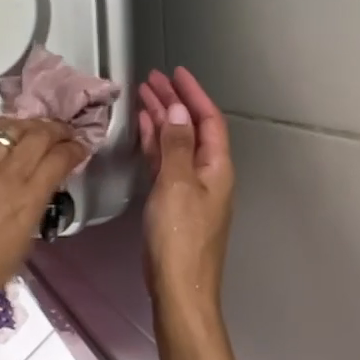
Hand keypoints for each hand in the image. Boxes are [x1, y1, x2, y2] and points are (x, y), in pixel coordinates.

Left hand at [0, 118, 88, 330]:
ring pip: (9, 128)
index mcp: (28, 198)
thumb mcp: (24, 243)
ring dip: (28, 124)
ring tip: (37, 127)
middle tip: (65, 133)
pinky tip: (3, 131)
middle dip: (57, 129)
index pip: (58, 158)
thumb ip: (35, 209)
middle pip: (37, 135)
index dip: (74, 149)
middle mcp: (6, 173)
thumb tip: (40, 191)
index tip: (81, 148)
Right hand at [137, 68, 234, 313]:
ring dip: (162, 118)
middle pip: (192, 129)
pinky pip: (165, 160)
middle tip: (151, 79)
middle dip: (174, 102)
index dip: (193, 94)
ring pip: (177, 142)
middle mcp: (208, 175)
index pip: (208, 121)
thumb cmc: (179, 235)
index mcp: (217, 168)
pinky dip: (154, 141)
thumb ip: (175, 144)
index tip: (176, 72)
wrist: (178, 287)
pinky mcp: (173, 201)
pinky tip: (144, 131)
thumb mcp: (176, 183)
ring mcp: (190, 189)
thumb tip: (176, 109)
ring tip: (143, 96)